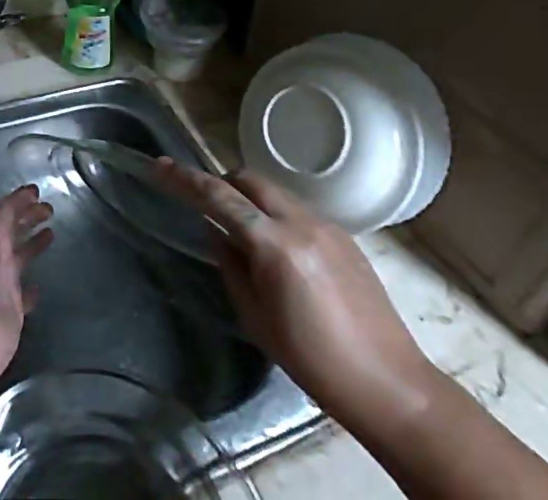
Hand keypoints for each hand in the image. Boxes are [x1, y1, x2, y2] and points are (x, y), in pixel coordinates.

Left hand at [0, 159, 53, 388]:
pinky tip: (41, 285)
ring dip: (33, 244)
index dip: (19, 199)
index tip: (37, 189)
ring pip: (19, 258)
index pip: (3, 211)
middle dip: (29, 217)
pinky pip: (24, 294)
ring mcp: (0, 285)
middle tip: (52, 208)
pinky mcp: (11, 312)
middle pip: (11, 231)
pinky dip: (32, 287)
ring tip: (53, 234)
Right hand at [155, 158, 436, 429]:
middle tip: (205, 206)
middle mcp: (302, 222)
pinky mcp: (345, 236)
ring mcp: (327, 225)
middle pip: (250, 180)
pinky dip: (275, 215)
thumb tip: (215, 232)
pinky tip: (277, 251)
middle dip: (222, 183)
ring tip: (243, 235)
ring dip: (250, 199)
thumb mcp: (255, 316)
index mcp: (275, 245)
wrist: (387, 381)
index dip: (186, 180)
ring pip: (275, 192)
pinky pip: (297, 210)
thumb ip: (230, 264)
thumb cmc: (310, 359)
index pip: (220, 198)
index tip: (161, 166)